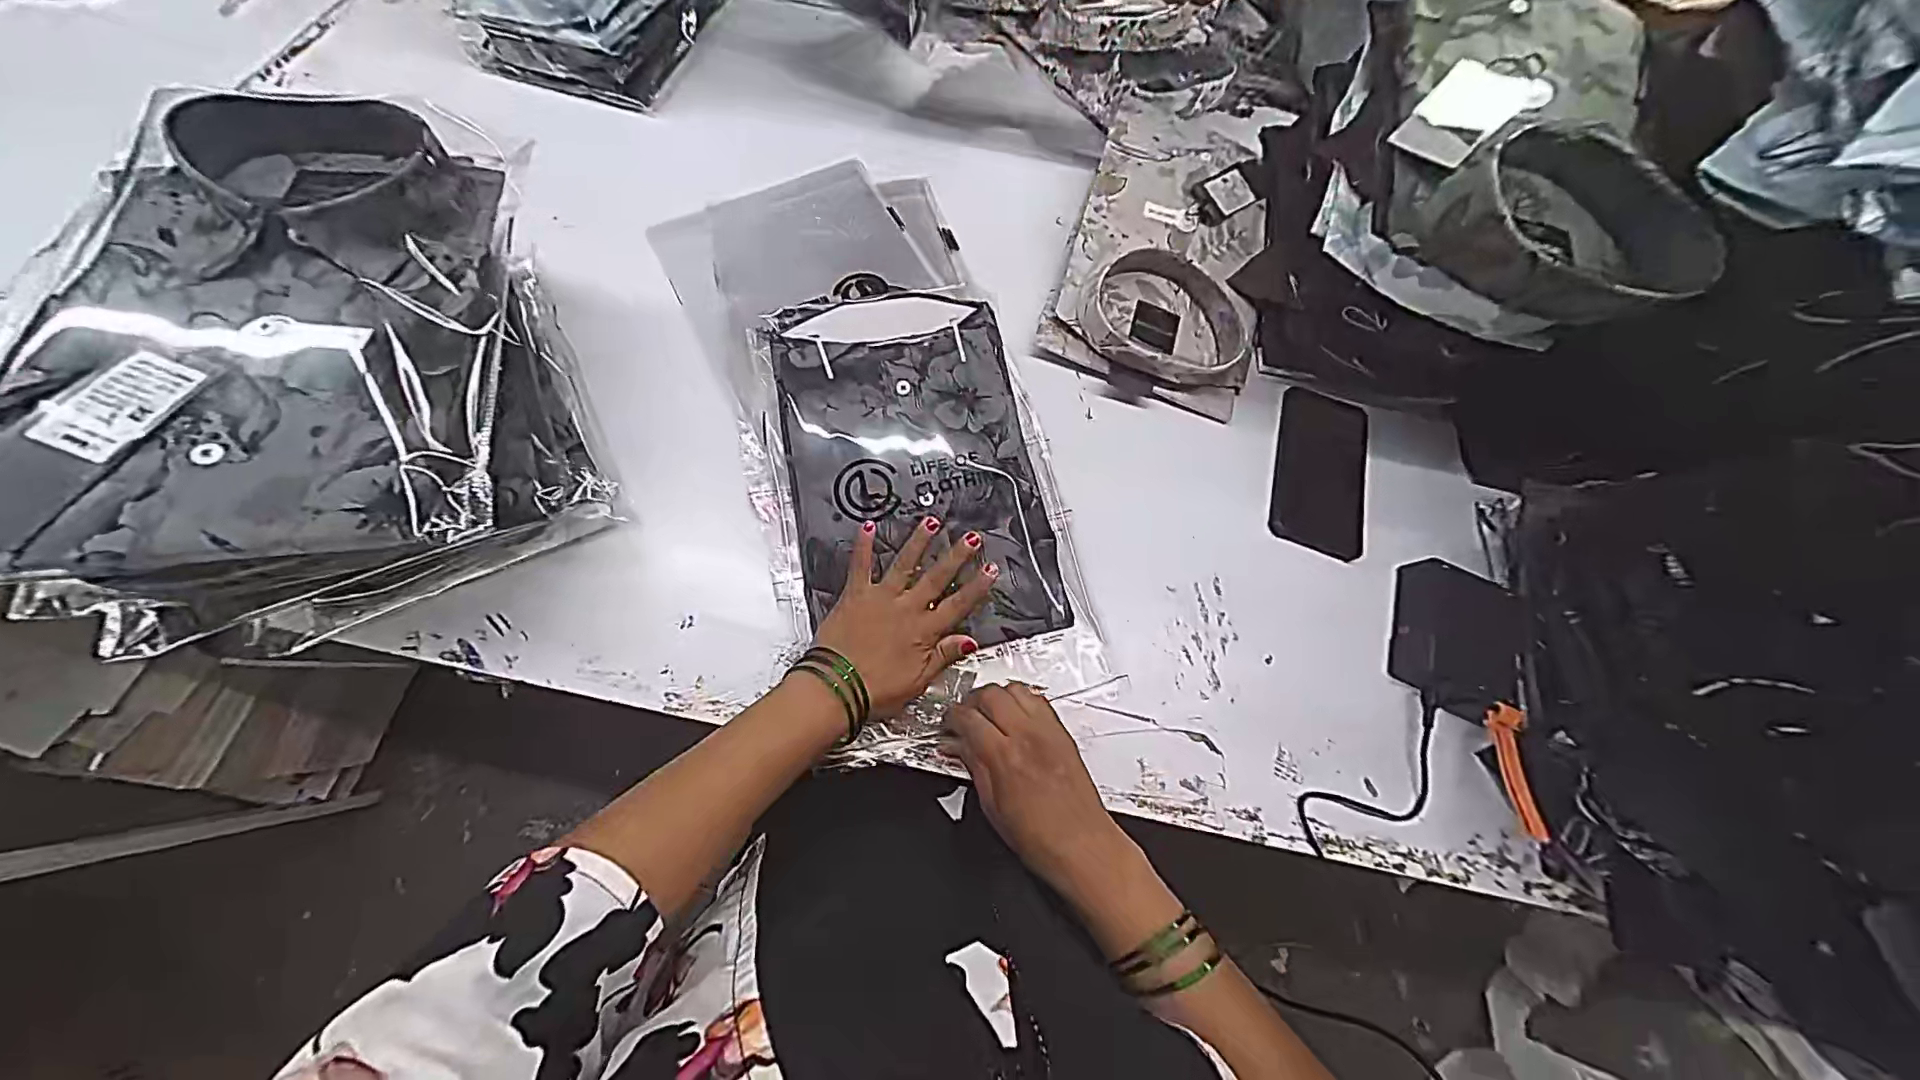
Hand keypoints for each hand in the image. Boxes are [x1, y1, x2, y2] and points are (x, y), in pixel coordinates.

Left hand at [813, 515, 998, 716]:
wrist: (836, 687)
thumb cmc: (874, 690)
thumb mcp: (918, 681)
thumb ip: (943, 656)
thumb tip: (969, 641)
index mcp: (924, 631)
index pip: (958, 604)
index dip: (977, 587)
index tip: (990, 570)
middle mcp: (906, 609)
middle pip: (936, 577)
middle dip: (956, 556)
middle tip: (970, 537)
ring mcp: (881, 599)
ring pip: (905, 564)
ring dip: (920, 541)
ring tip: (931, 522)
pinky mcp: (855, 596)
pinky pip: (860, 566)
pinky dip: (864, 546)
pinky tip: (869, 527)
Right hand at [946, 683, 1136, 898]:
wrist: (1082, 845)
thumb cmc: (1042, 838)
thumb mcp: (992, 806)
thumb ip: (973, 766)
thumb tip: (957, 746)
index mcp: (1005, 756)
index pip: (968, 717)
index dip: (951, 718)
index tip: (948, 725)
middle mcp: (1028, 736)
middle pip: (991, 694)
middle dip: (971, 701)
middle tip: (964, 716)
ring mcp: (1048, 731)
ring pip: (1016, 689)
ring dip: (997, 697)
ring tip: (988, 714)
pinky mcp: (1063, 733)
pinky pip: (1038, 700)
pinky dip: (1021, 701)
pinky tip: (1014, 717)